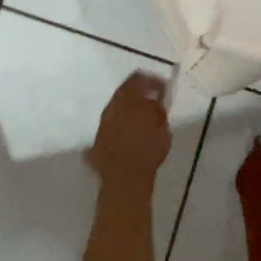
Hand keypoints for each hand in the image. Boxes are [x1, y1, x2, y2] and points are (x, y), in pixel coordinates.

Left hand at [87, 72, 171, 188]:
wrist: (126, 181)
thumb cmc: (148, 150)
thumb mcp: (163, 126)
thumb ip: (158, 110)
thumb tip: (156, 102)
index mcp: (126, 99)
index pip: (138, 79)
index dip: (152, 80)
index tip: (163, 88)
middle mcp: (110, 109)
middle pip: (124, 94)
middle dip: (138, 96)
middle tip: (152, 103)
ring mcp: (101, 128)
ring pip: (115, 113)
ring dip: (127, 114)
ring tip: (141, 123)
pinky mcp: (96, 146)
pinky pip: (109, 133)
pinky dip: (118, 133)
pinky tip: (127, 139)